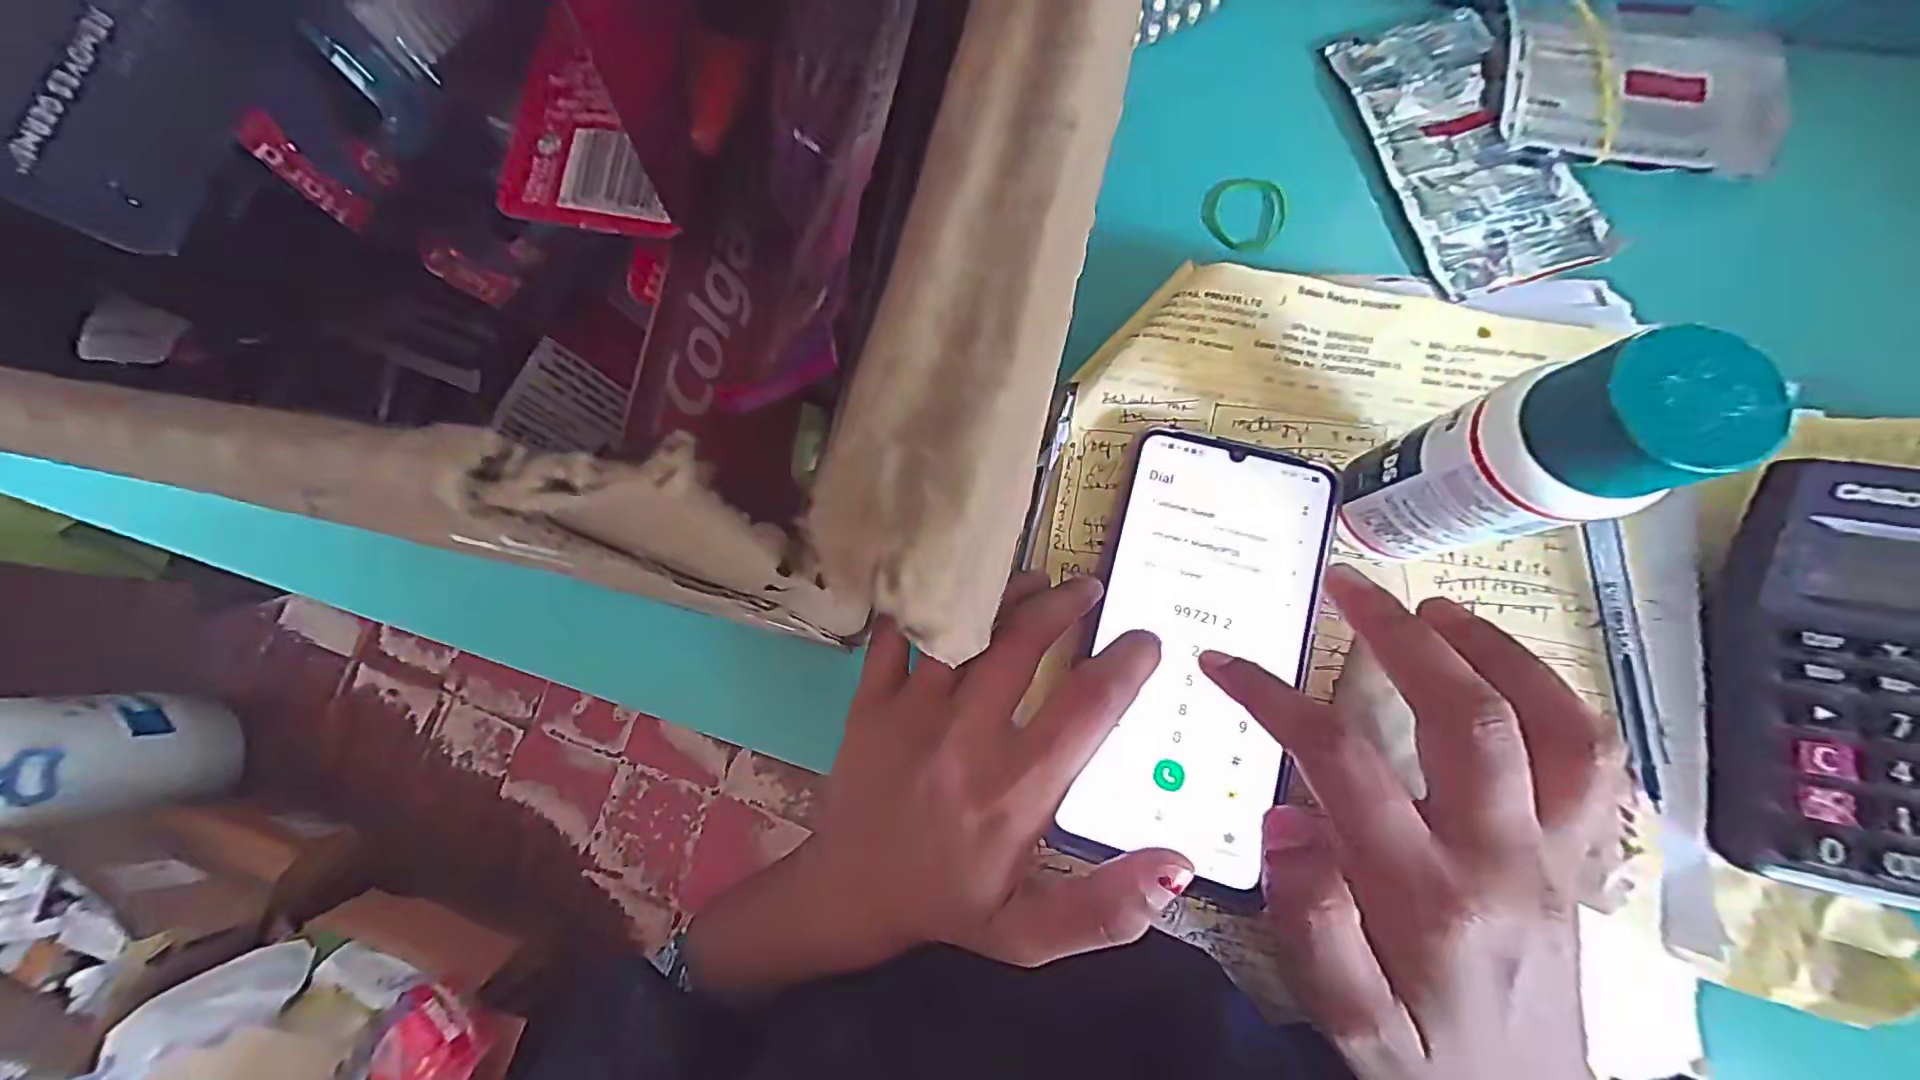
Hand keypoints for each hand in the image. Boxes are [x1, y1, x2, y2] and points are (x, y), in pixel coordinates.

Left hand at [685, 573, 1192, 996]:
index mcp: (1015, 790)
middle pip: (1023, 644)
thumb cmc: (949, 904)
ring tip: (1035, 580)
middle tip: (1088, 587)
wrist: (850, 894)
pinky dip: (924, 608)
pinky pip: (897, 635)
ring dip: (1005, 596)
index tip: (1145, 640)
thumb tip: (1177, 867)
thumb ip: (1104, 907)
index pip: (1086, 707)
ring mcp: (910, 713)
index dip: (1125, 664)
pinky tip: (950, 594)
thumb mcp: (1030, 931)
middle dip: (1064, 605)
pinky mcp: (868, 702)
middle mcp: (965, 739)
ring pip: (965, 629)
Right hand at [1200, 564, 1620, 1079]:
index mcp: (1426, 893)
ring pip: (1557, 727)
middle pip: (1467, 719)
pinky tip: (1498, 667)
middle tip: (1346, 586)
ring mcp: (1560, 855)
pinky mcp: (1586, 856)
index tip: (1223, 662)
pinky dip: (1551, 694)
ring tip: (1433, 607)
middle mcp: (1505, 860)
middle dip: (1398, 636)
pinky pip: (1594, 759)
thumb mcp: (1343, 1015)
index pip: (1341, 762)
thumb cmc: (1418, 1053)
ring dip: (1493, 650)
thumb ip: (1309, 922)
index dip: (1273, 698)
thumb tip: (1282, 818)